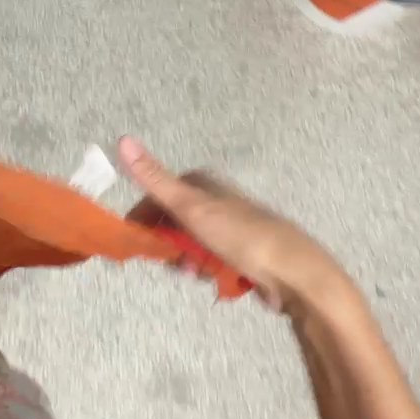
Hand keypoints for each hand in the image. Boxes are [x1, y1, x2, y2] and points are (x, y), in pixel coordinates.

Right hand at [119, 136, 352, 316]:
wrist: (298, 276)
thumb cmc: (241, 237)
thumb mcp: (190, 206)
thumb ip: (154, 178)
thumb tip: (121, 138)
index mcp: (203, 183)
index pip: (158, 193)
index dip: (144, 214)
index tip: (135, 238)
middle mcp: (217, 199)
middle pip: (175, 219)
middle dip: (167, 242)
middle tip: (169, 262)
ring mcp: (233, 226)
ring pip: (193, 242)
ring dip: (187, 259)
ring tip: (194, 274)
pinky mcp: (247, 252)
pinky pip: (215, 259)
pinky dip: (209, 269)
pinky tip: (214, 280)